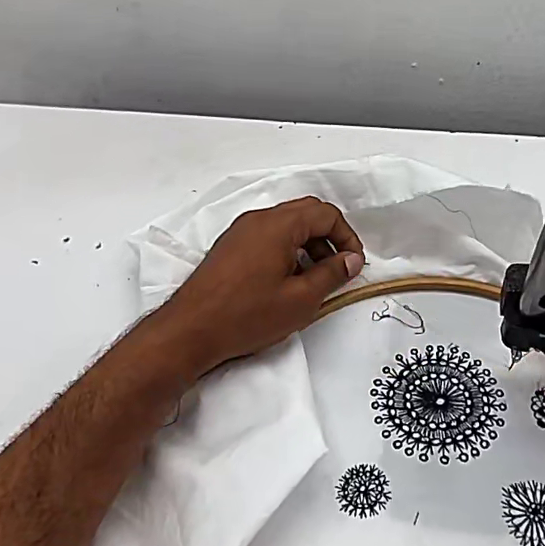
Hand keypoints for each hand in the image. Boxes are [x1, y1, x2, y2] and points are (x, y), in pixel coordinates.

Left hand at [145, 196, 364, 375]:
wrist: (191, 331)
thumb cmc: (245, 315)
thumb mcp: (301, 299)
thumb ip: (332, 274)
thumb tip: (350, 260)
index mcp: (277, 225)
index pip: (325, 214)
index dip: (347, 237)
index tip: (353, 264)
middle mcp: (257, 221)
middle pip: (305, 215)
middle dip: (329, 239)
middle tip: (339, 269)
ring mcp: (240, 233)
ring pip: (286, 227)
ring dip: (308, 247)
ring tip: (315, 281)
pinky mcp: (230, 248)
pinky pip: (267, 238)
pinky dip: (286, 252)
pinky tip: (288, 283)